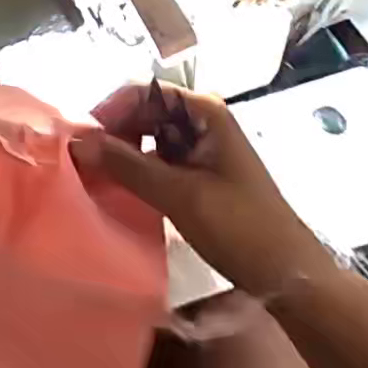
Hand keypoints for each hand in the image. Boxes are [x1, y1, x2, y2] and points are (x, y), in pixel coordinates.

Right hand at [70, 82, 336, 296]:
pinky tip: (119, 184)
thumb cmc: (240, 227)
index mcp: (203, 110)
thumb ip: (128, 165)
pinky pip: (159, 156)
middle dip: (114, 129)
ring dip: (123, 149)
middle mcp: (201, 118)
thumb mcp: (180, 195)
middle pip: (145, 109)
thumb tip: (79, 142)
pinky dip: (138, 167)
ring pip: (150, 133)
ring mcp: (201, 143)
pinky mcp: (198, 169)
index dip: (112, 107)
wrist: (288, 276)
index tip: (84, 137)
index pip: (145, 90)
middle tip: (84, 158)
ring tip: (95, 172)